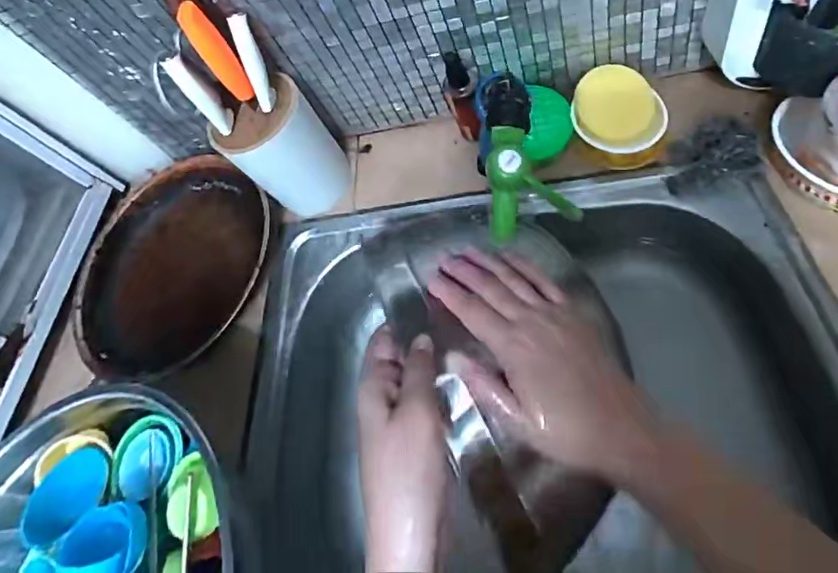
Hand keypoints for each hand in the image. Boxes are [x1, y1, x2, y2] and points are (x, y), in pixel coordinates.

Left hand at [355, 326, 448, 572]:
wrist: (411, 536)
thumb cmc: (409, 468)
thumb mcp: (417, 411)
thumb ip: (419, 371)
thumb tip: (421, 337)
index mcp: (372, 388)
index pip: (382, 341)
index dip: (402, 320)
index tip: (432, 300)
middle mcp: (380, 401)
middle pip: (400, 361)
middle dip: (423, 345)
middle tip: (458, 323)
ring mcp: (397, 425)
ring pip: (415, 385)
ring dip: (434, 371)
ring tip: (465, 348)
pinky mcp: (413, 445)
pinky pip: (425, 409)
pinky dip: (440, 397)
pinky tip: (461, 389)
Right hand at [428, 249, 654, 480]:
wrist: (621, 427)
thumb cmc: (566, 431)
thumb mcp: (519, 422)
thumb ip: (484, 387)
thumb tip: (452, 357)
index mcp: (512, 347)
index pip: (472, 312)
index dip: (450, 294)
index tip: (431, 280)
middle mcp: (529, 321)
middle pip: (489, 288)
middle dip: (463, 272)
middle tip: (442, 259)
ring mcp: (552, 312)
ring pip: (513, 278)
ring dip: (487, 262)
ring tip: (467, 250)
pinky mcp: (571, 311)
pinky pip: (542, 280)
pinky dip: (523, 264)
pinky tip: (508, 256)